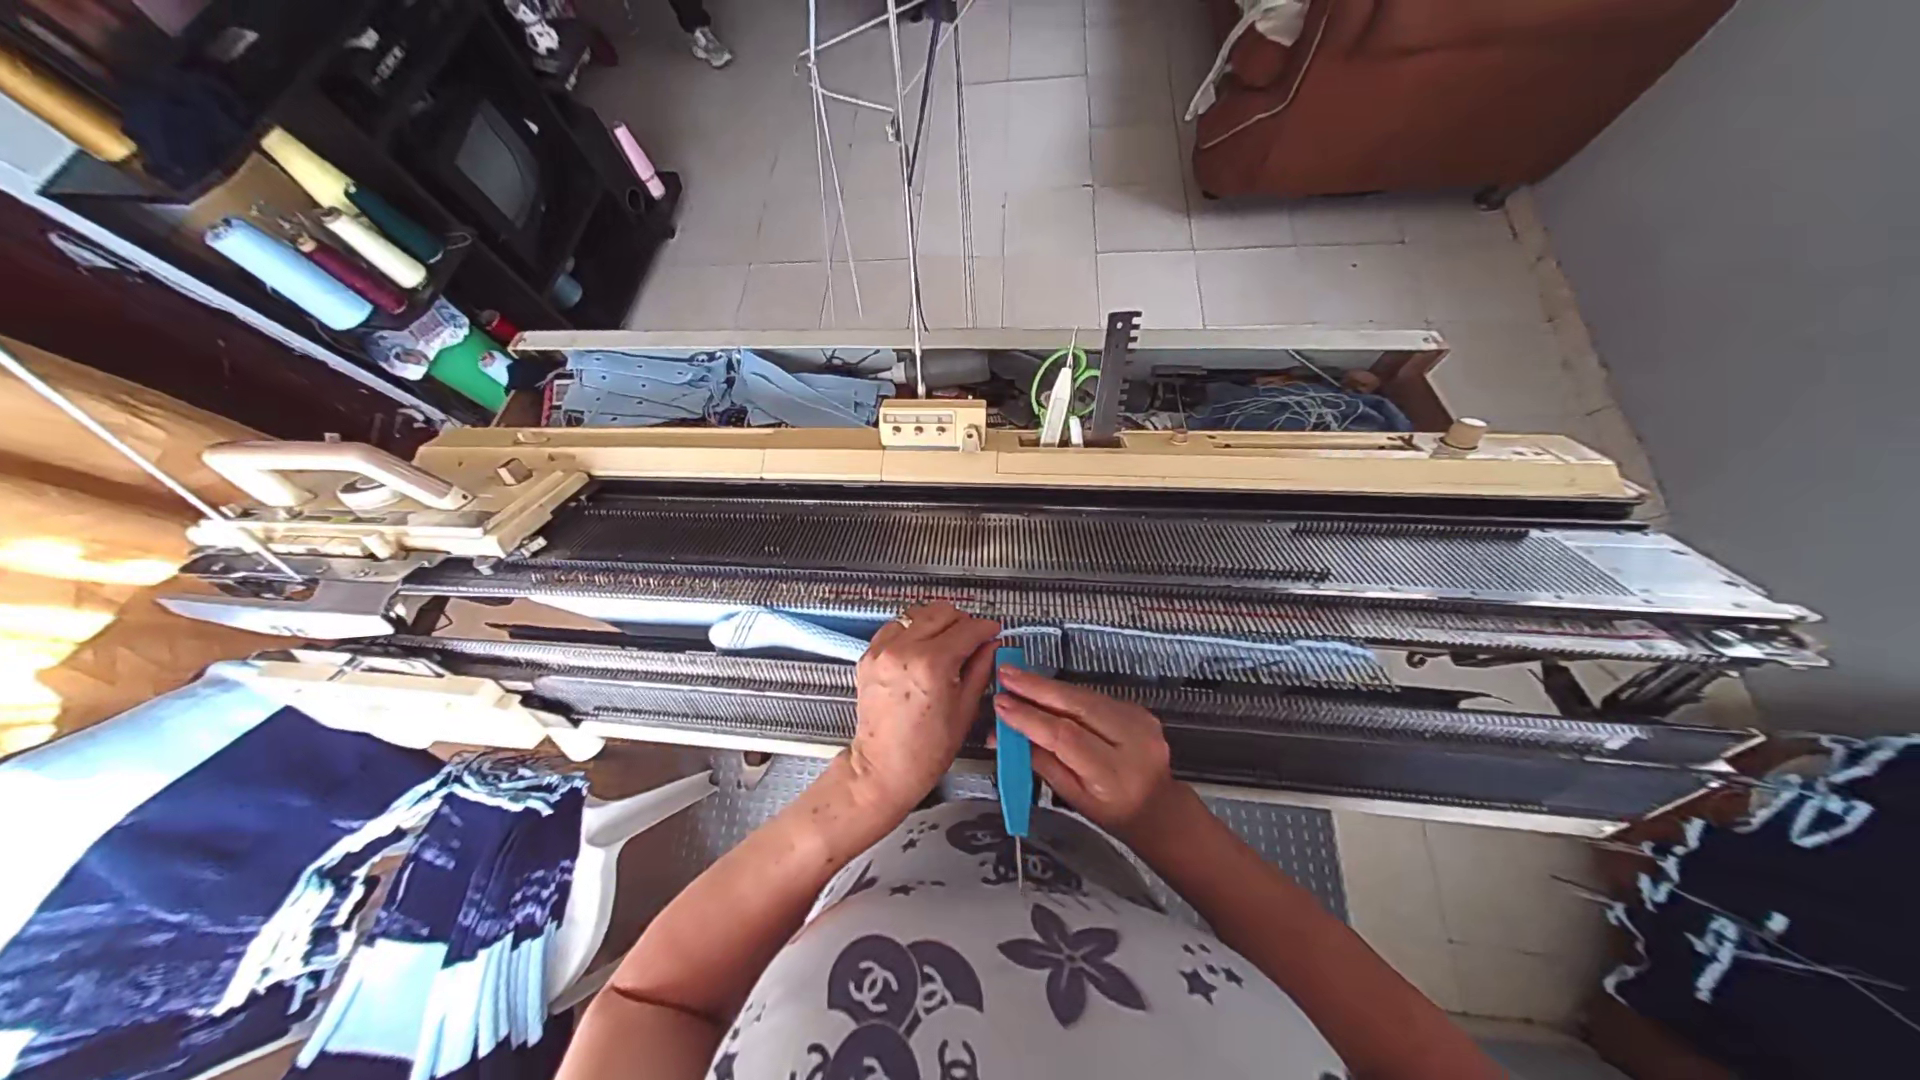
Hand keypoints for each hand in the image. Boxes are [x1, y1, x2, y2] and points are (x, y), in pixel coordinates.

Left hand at [849, 602, 1001, 814]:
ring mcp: (883, 651)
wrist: (884, 767)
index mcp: (932, 664)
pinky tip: (921, 649)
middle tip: (972, 637)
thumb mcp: (965, 708)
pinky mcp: (869, 657)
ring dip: (935, 622)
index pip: (967, 627)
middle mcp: (904, 651)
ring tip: (946, 643)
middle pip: (942, 611)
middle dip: (962, 621)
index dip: (985, 628)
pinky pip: (894, 627)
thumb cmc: (923, 750)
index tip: (992, 631)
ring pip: (917, 613)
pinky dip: (911, 631)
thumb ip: (980, 668)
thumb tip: (991, 646)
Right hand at [993, 669, 1177, 835]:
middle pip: (1077, 705)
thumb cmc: (1111, 810)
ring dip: (1047, 686)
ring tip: (1016, 677)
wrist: (1158, 806)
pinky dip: (1065, 692)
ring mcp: (1138, 720)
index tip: (1001, 704)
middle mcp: (1131, 741)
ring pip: (1084, 695)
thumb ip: (1040, 760)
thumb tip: (1003, 734)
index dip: (1030, 717)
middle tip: (1005, 674)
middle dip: (1036, 688)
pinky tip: (1042, 687)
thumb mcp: (1072, 795)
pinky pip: (1093, 696)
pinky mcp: (1137, 708)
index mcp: (1113, 773)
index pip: (1066, 736)